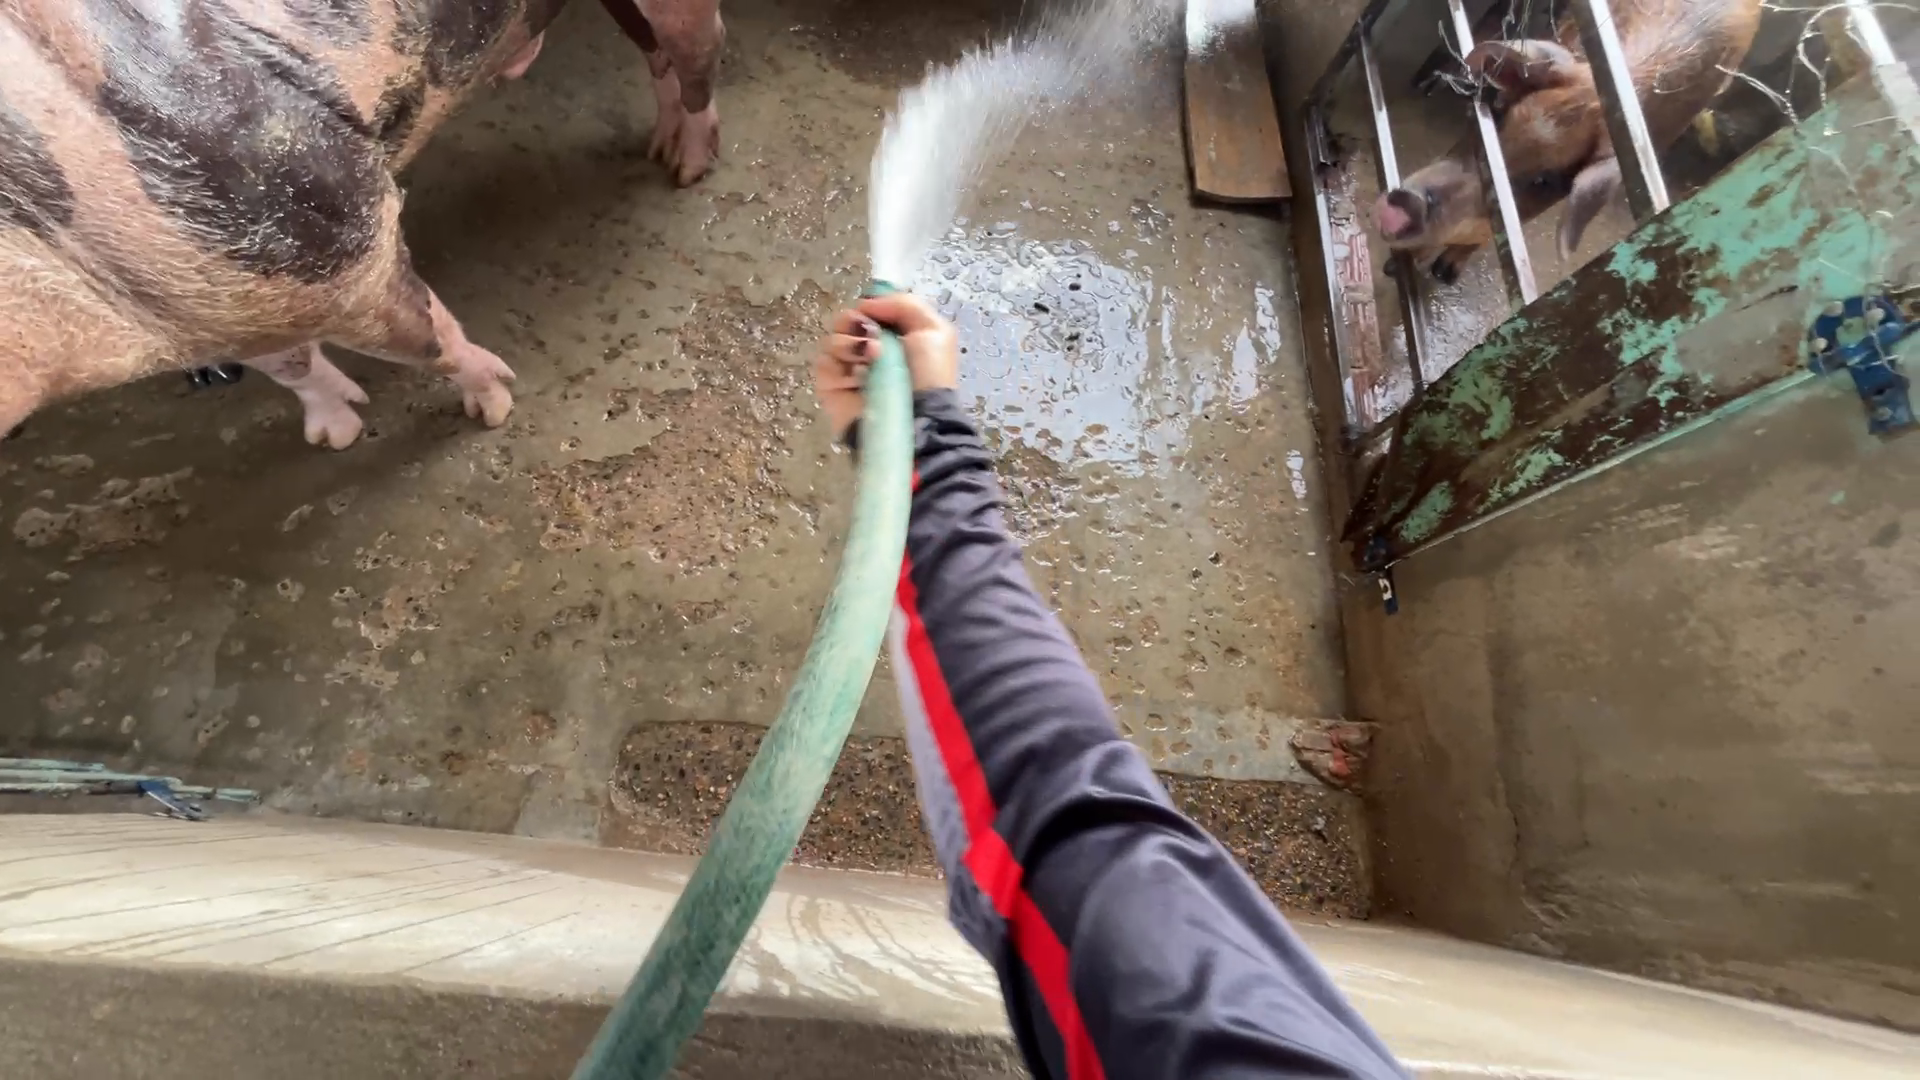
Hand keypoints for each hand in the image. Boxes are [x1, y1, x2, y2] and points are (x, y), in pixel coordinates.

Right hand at [813, 292, 959, 439]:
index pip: (867, 310)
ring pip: (832, 340)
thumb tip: (867, 304)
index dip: (869, 307)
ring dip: (851, 345)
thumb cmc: (930, 375)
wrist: (919, 416)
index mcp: (891, 336)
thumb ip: (904, 304)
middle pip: (844, 321)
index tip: (875, 312)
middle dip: (855, 322)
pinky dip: (840, 366)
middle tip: (872, 337)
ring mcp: (847, 369)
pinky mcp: (832, 388)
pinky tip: (858, 376)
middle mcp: (867, 350)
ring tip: (872, 360)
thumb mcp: (933, 330)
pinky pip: (824, 364)